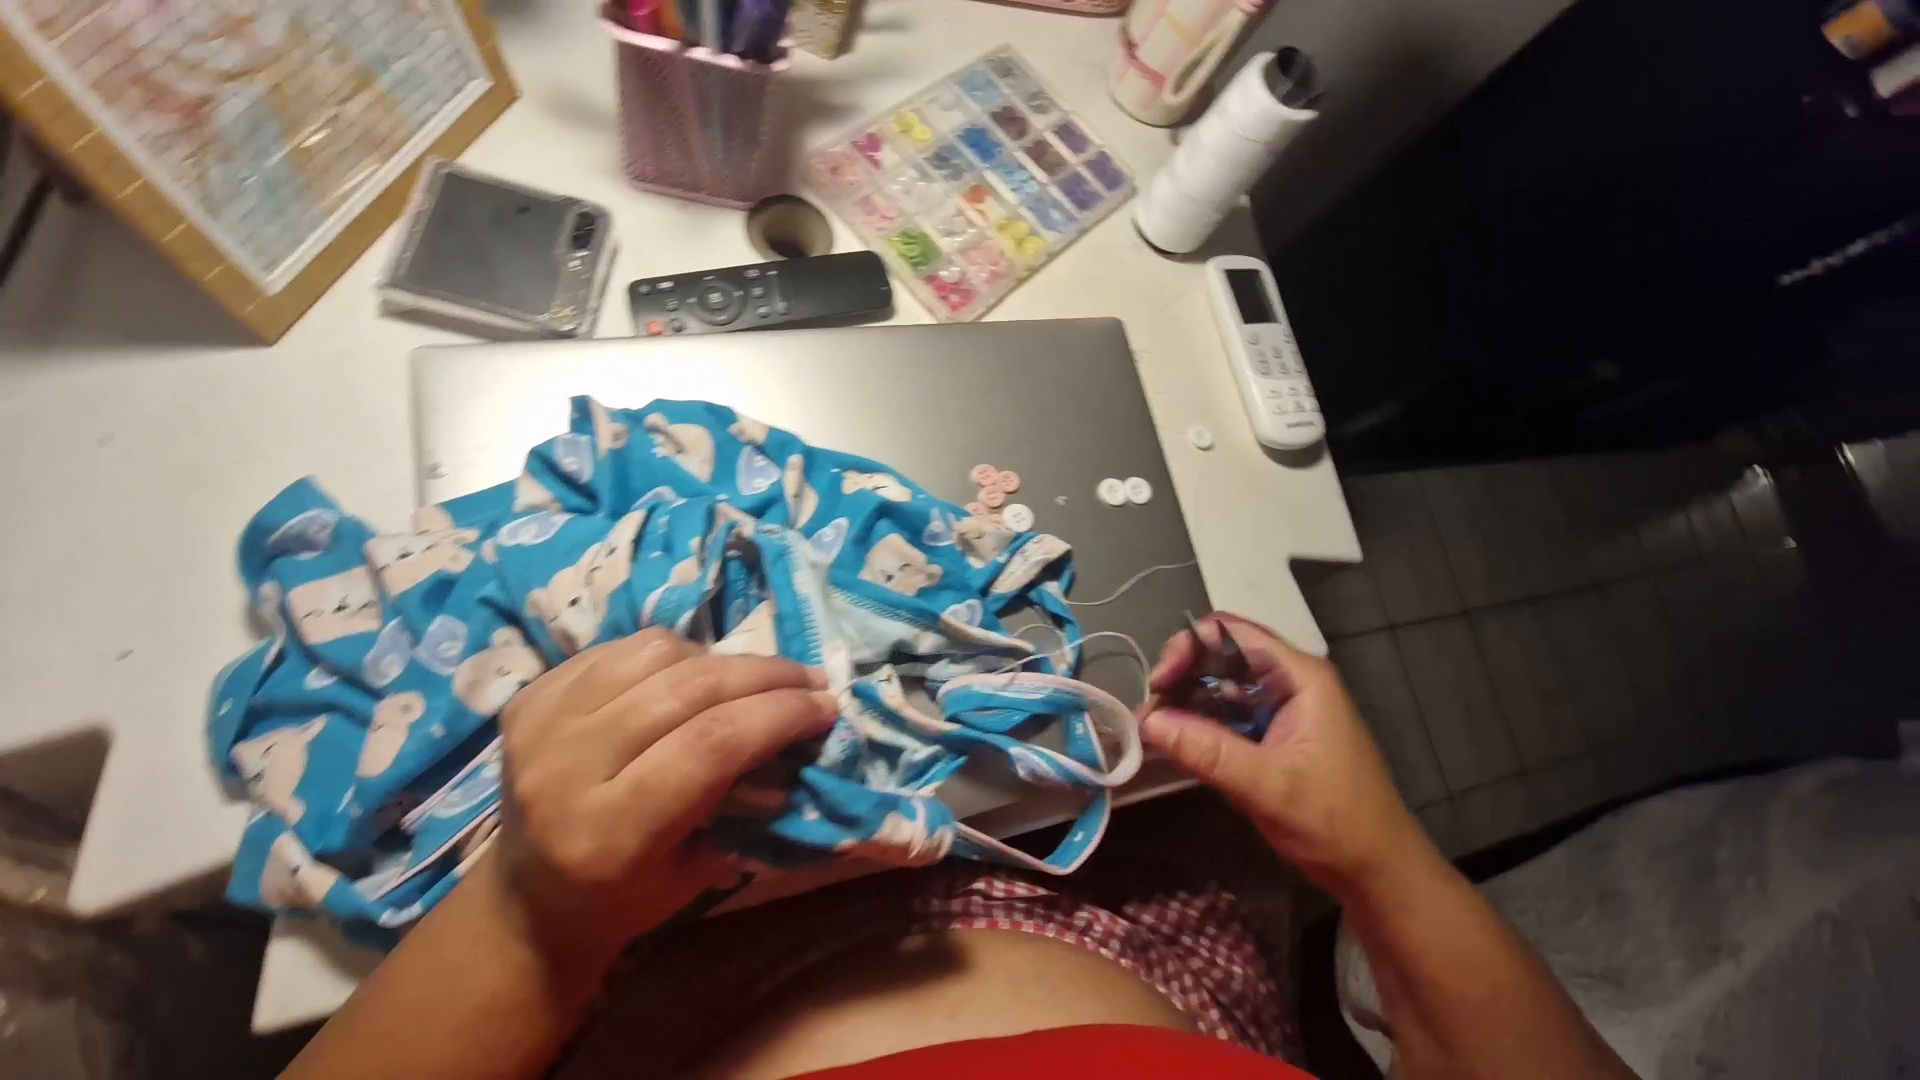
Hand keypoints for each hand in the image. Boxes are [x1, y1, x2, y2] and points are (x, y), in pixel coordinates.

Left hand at [485, 629, 838, 974]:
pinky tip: (696, 675)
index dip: (779, 715)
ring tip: (752, 679)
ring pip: (657, 653)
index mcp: (609, 833)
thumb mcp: (700, 871)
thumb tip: (801, 732)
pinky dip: (674, 653)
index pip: (711, 745)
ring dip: (721, 659)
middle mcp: (564, 770)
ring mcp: (540, 725)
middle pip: (689, 690)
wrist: (527, 900)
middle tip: (810, 680)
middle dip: (767, 676)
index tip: (825, 707)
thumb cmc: (626, 899)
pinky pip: (622, 647)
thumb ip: (748, 801)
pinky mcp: (530, 698)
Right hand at [1140, 613, 1434, 896]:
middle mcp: (1287, 683)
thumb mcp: (1268, 787)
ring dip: (1184, 704)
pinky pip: (1225, 716)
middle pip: (1220, 655)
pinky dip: (1197, 726)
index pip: (1230, 633)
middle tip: (1150, 714)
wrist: (1378, 872)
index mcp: (1298, 677)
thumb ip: (1207, 751)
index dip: (1187, 647)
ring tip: (1153, 733)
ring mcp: (1278, 709)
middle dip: (1180, 677)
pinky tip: (1174, 745)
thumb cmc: (1336, 822)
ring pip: (1218, 687)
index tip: (1159, 685)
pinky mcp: (1270, 736)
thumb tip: (1147, 722)